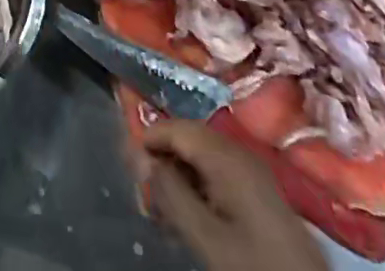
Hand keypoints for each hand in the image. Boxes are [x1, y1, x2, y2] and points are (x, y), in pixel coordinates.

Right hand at [144, 121, 331, 270]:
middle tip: (144, 197)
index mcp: (226, 155)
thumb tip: (138, 156)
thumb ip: (169, 192)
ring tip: (162, 214)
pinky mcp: (258, 190)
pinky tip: (189, 220)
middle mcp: (239, 152)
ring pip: (201, 158)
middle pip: (188, 140)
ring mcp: (251, 170)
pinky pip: (217, 174)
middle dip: (161, 161)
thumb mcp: (204, 235)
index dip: (148, 139)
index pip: (176, 127)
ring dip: (177, 178)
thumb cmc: (253, 265)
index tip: (126, 166)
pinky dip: (197, 189)